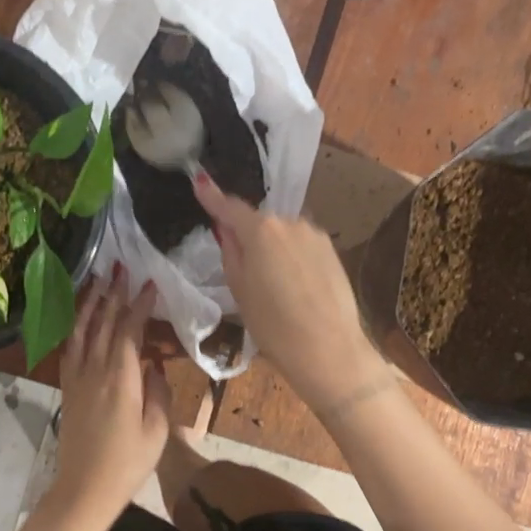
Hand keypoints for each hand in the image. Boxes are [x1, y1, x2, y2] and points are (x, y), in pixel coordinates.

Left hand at [48, 271, 171, 520]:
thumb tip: (154, 364)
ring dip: (91, 303)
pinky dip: (76, 326)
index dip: (138, 304)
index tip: (150, 283)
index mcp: (120, 379)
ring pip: (82, 331)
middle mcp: (94, 371)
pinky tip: (81, 318)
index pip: (128, 330)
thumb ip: (158, 392)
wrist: (84, 489)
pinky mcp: (68, 388)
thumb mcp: (156, 431)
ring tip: (98, 279)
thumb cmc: (127, 464)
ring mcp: (77, 378)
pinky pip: (70, 348)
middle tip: (121, 266)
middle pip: (102, 322)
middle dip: (113, 292)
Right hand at [193, 173, 392, 417]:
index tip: (199, 181)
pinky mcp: (332, 251)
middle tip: (241, 267)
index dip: (212, 196)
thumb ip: (231, 252)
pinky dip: (291, 258)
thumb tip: (227, 229)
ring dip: (272, 248)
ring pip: (283, 235)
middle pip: (259, 222)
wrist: (328, 349)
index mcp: (261, 231)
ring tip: (271, 285)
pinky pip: (301, 246)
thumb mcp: (239, 290)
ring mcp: (315, 235)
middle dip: (248, 235)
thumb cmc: (273, 325)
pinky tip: (293, 288)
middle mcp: (290, 223)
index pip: (230, 207)